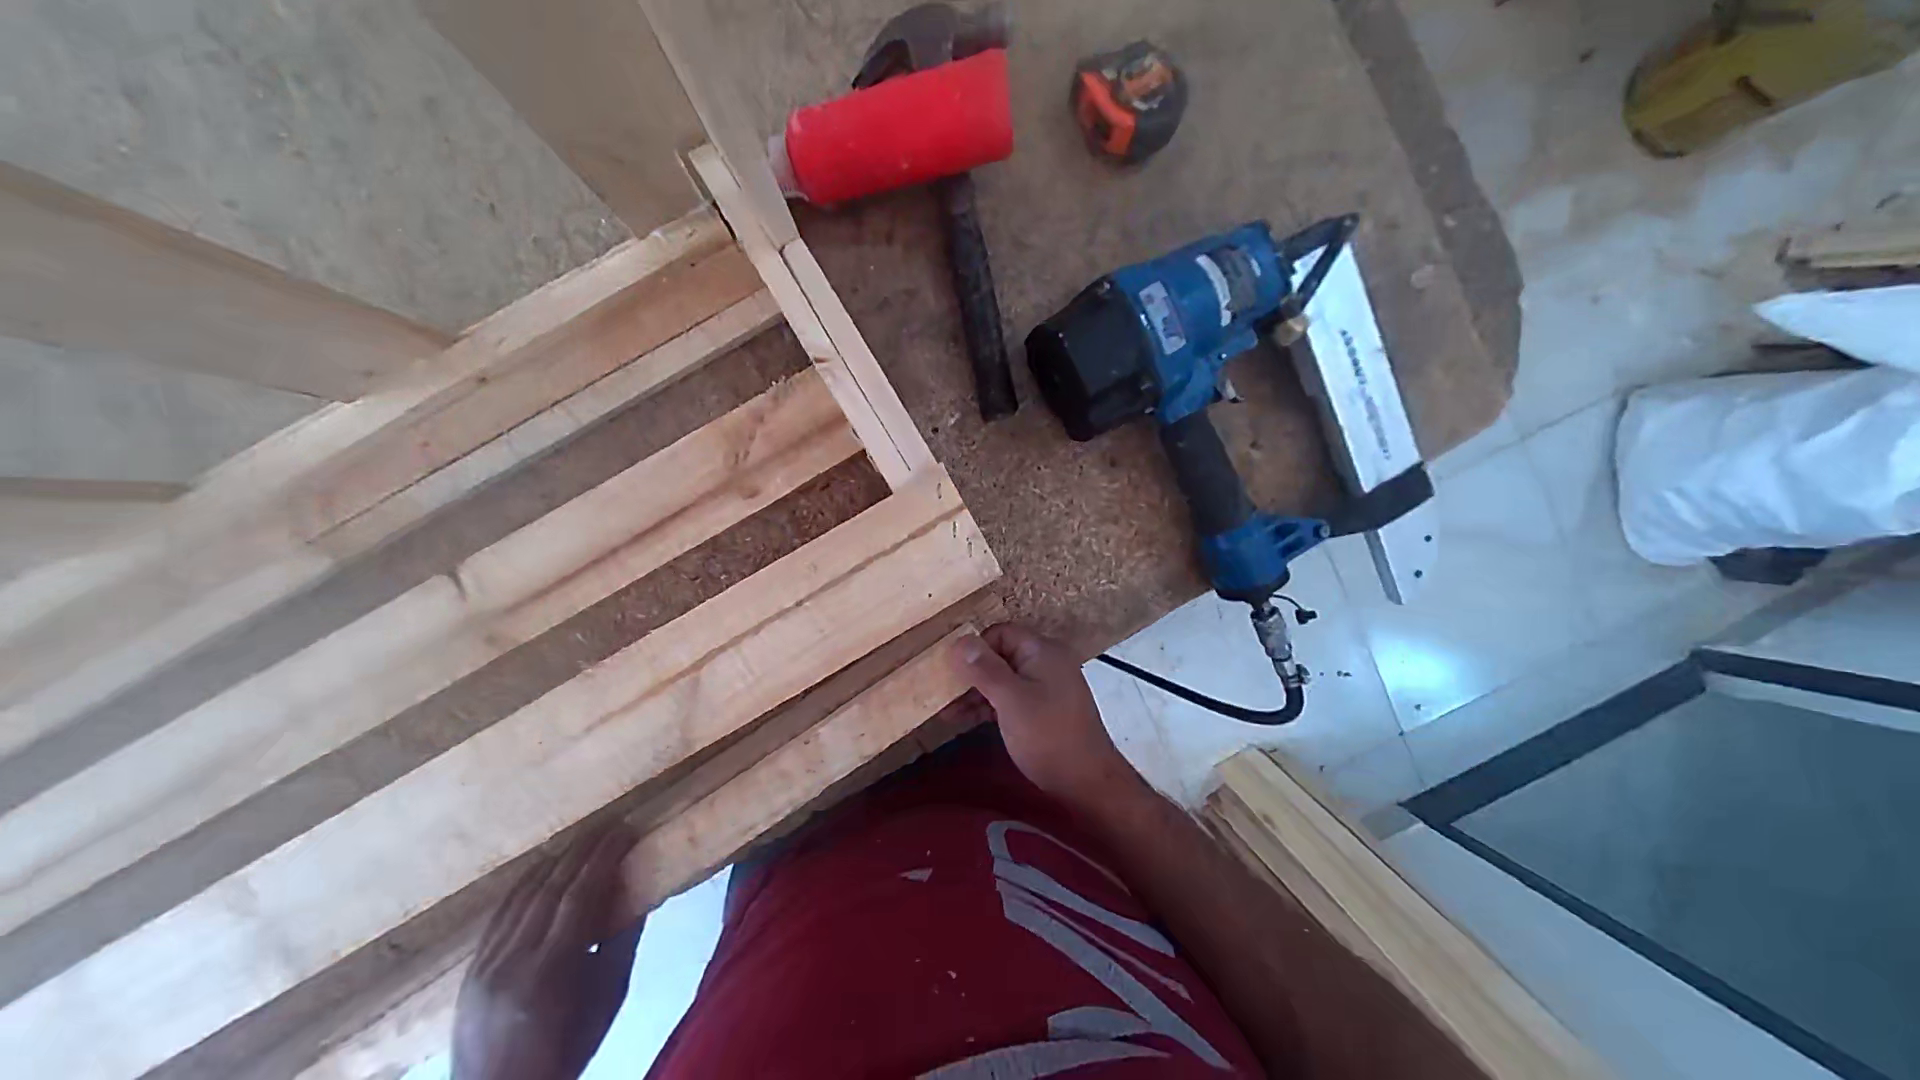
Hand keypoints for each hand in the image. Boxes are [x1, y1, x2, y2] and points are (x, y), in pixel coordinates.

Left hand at [452, 825, 642, 1079]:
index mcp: (549, 973)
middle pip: (550, 889)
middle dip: (583, 850)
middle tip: (610, 824)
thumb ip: (621, 943)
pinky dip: (526, 884)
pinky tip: (543, 867)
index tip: (626, 829)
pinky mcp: (470, 968)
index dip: (604, 857)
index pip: (580, 897)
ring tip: (583, 837)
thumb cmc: (565, 1052)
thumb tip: (639, 891)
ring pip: (523, 896)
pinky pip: (501, 913)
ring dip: (556, 860)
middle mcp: (511, 962)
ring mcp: (484, 964)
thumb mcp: (606, 1002)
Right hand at [952, 623, 1146, 808]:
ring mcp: (1047, 687)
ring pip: (1003, 679)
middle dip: (971, 673)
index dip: (975, 648)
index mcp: (1042, 651)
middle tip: (943, 692)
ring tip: (948, 712)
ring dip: (976, 692)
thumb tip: (960, 641)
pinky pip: (1010, 698)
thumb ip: (984, 669)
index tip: (951, 670)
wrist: (1085, 782)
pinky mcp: (1043, 710)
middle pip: (1000, 655)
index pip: (1001, 633)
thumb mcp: (1010, 700)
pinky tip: (966, 720)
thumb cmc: (1047, 735)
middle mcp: (1046, 663)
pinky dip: (989, 706)